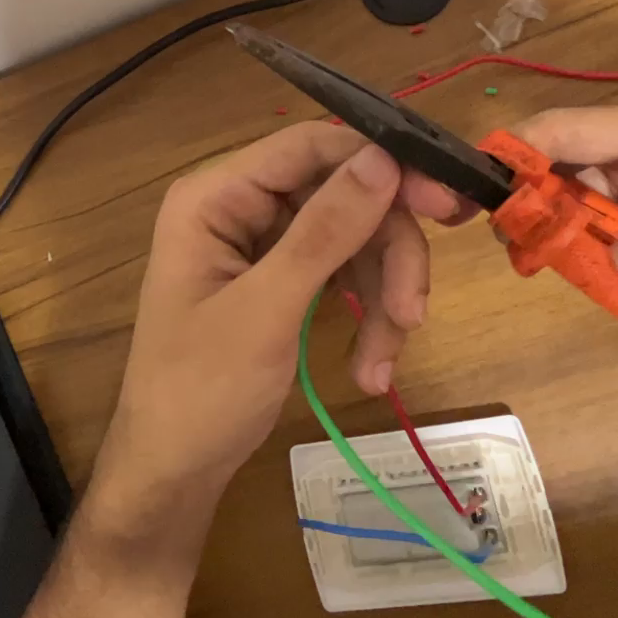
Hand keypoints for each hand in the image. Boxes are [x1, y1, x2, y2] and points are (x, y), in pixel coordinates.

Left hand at [97, 122, 460, 507]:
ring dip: (382, 296)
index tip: (444, 203)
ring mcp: (262, 243)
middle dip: (385, 253)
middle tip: (416, 310)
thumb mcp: (265, 311)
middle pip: (341, 195)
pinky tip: (371, 368)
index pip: (310, 147)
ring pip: (352, 238)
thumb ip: (323, 232)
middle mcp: (238, 206)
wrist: (174, 470)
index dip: (381, 165)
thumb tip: (383, 158)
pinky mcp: (283, 279)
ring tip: (382, 362)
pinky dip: (367, 316)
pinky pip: (343, 274)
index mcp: (214, 196)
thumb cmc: (200, 391)